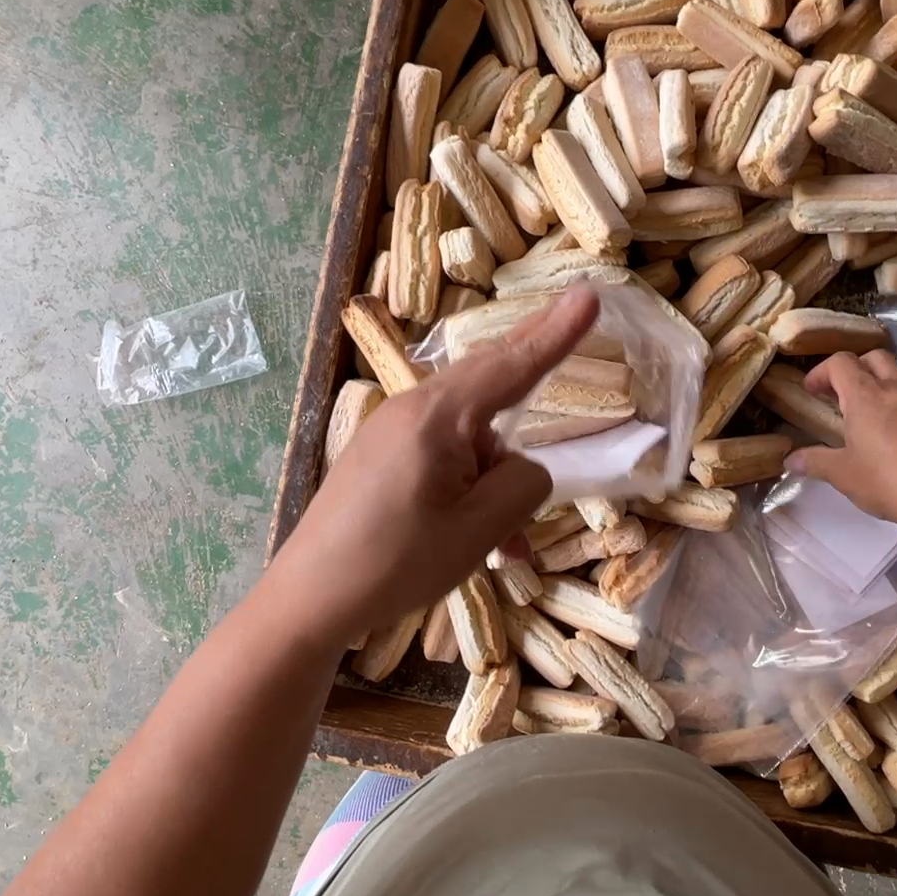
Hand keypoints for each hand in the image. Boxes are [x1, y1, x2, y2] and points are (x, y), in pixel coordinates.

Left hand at [265, 286, 599, 648]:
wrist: (309, 599)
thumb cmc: (397, 563)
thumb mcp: (479, 529)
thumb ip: (522, 485)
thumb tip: (524, 468)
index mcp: (438, 416)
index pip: (511, 364)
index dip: (555, 332)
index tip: (588, 296)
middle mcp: (412, 410)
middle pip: (489, 386)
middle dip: (531, 378)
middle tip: (576, 323)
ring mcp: (392, 432)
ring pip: (469, 439)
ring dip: (496, 481)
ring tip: (506, 546)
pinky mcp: (381, 457)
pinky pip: (443, 457)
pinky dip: (469, 490)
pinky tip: (474, 541)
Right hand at [784, 350, 896, 545]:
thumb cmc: (889, 482)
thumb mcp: (843, 475)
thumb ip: (814, 462)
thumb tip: (790, 460)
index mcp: (866, 395)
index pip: (840, 362)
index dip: (821, 372)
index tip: (812, 392)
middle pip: (873, 357)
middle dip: (853, 369)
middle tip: (840, 395)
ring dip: (880, 382)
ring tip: (869, 413)